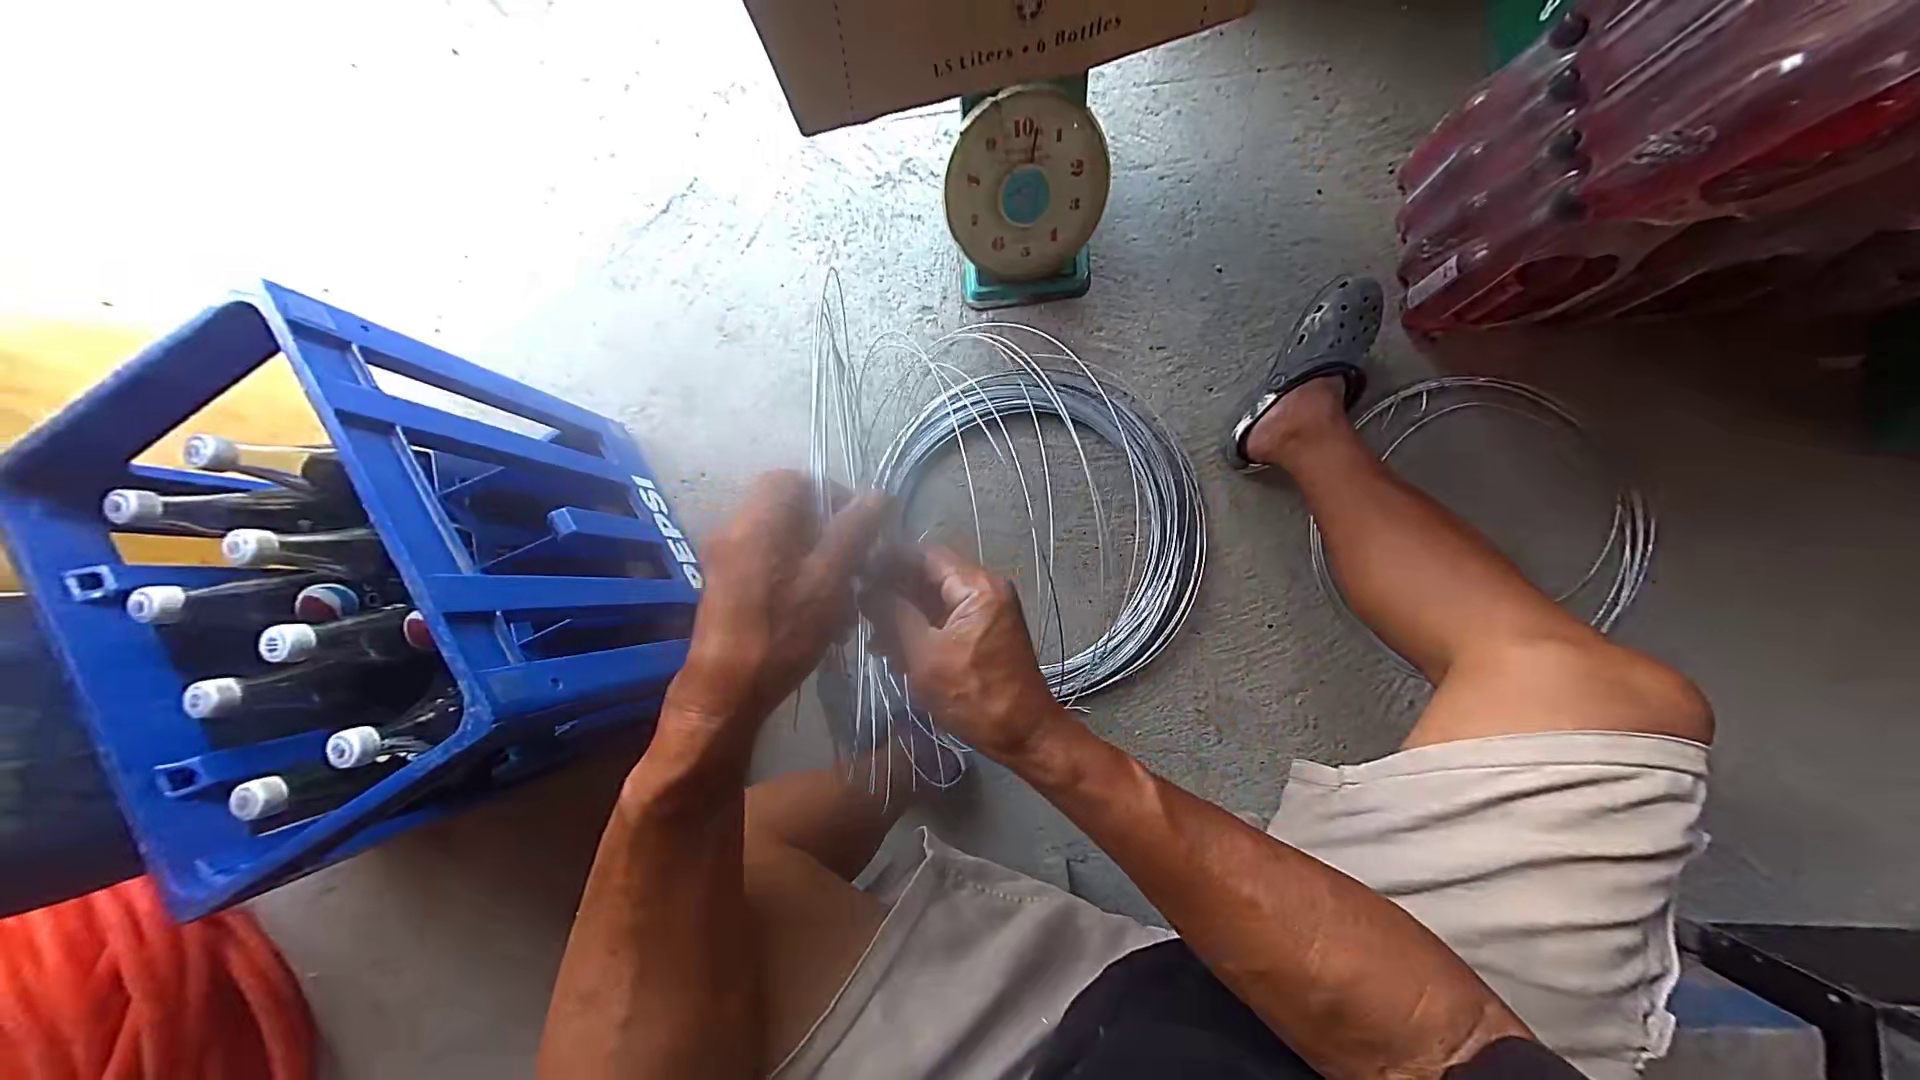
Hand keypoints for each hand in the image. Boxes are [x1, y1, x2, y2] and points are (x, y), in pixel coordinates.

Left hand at [667, 471, 888, 737]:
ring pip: (785, 541)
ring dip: (819, 561)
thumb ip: (853, 531)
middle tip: (856, 565)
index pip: (794, 479)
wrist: (727, 690)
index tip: (860, 524)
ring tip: (844, 598)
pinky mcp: (729, 585)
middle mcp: (734, 531)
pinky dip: (800, 579)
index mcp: (756, 521)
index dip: (831, 493)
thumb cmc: (782, 632)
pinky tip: (821, 613)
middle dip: (830, 534)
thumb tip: (878, 495)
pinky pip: (772, 565)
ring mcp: (727, 559)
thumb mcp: (828, 579)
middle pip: (790, 511)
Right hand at [878, 543, 1065, 762]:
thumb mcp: (925, 654)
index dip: (888, 562)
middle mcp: (985, 590)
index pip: (925, 555)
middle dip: (893, 595)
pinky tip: (896, 655)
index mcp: (977, 586)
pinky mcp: (982, 633)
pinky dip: (921, 633)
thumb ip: (893, 614)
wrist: (1023, 734)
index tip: (856, 576)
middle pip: (929, 577)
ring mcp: (986, 612)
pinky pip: (946, 621)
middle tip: (860, 614)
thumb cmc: (974, 695)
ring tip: (876, 644)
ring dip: (904, 618)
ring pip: (934, 602)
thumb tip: (865, 588)